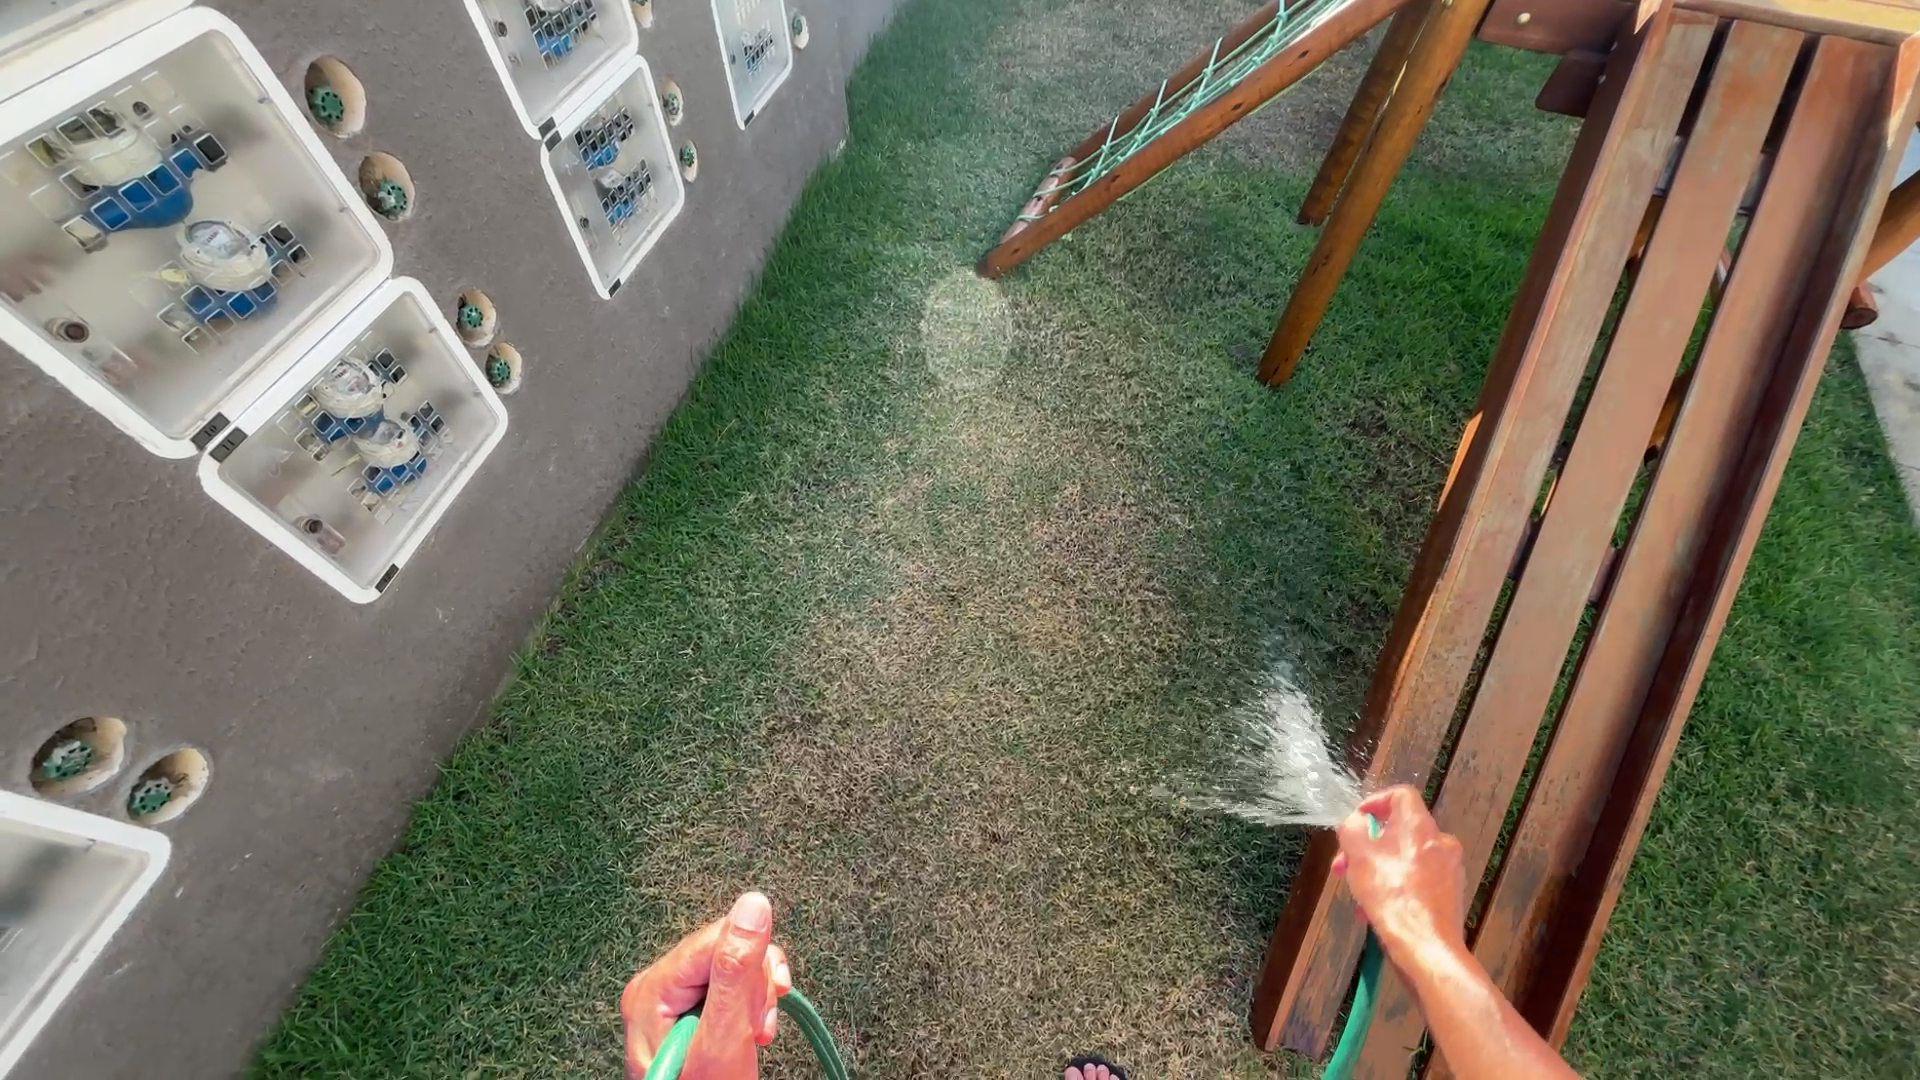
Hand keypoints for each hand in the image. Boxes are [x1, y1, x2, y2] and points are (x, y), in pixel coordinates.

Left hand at [621, 893, 792, 1079]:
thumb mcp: (724, 1041)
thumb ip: (736, 972)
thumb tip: (753, 905)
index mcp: (651, 990)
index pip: (718, 937)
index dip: (750, 965)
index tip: (760, 1005)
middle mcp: (659, 987)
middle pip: (729, 948)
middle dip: (755, 987)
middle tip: (757, 1027)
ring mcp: (676, 999)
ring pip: (739, 962)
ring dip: (759, 997)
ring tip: (757, 1033)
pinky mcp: (696, 1007)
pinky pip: (738, 980)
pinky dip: (757, 1002)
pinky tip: (755, 1028)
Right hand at [1331, 785, 1466, 963]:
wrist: (1426, 946)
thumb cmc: (1389, 892)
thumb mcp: (1357, 851)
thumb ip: (1352, 826)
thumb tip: (1358, 823)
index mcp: (1420, 825)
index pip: (1401, 794)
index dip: (1375, 801)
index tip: (1358, 820)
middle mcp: (1441, 842)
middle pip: (1398, 830)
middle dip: (1367, 844)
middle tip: (1345, 863)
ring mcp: (1450, 871)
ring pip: (1405, 857)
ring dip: (1377, 867)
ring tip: (1357, 891)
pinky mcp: (1451, 895)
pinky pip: (1417, 880)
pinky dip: (1395, 886)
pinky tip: (1376, 907)